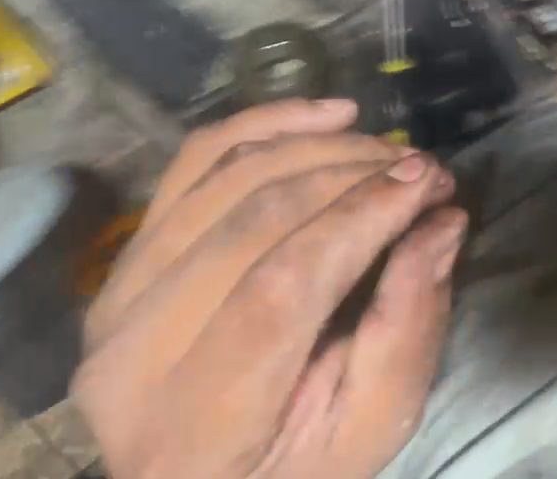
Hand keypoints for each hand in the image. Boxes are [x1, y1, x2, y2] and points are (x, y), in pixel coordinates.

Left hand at [73, 100, 466, 478]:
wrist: (206, 476)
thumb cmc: (300, 457)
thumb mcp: (373, 423)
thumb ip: (408, 328)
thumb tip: (440, 221)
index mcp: (193, 427)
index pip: (281, 289)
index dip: (361, 219)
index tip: (431, 181)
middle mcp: (130, 354)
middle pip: (253, 219)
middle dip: (354, 175)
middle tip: (427, 170)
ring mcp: (116, 295)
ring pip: (226, 175)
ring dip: (322, 145)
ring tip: (389, 150)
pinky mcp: (127, 256)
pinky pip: (196, 159)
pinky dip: (267, 121)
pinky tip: (331, 114)